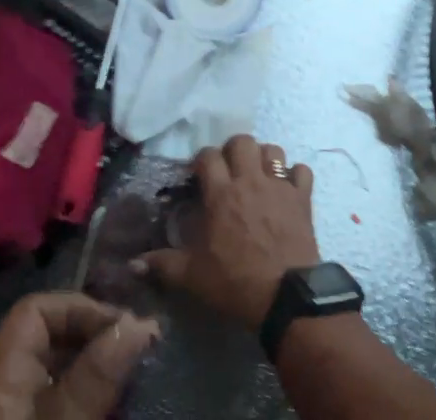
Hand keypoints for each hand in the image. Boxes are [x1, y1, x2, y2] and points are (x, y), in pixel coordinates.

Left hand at [0, 292, 160, 419]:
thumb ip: (95, 380)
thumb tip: (141, 322)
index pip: (35, 310)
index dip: (80, 306)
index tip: (123, 327)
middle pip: (45, 338)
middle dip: (95, 336)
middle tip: (138, 352)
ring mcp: (2, 416)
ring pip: (51, 372)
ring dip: (93, 368)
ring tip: (132, 378)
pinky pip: (48, 401)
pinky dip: (81, 398)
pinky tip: (111, 407)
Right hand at [136, 135, 319, 329]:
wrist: (285, 294)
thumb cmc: (235, 281)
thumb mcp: (192, 276)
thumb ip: (162, 264)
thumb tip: (132, 264)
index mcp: (221, 195)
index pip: (208, 156)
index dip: (201, 160)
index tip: (198, 175)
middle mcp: (250, 181)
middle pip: (242, 141)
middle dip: (233, 149)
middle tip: (228, 170)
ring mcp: (280, 186)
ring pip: (273, 150)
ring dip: (264, 157)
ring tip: (258, 174)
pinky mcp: (303, 197)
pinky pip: (302, 170)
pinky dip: (294, 174)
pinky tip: (287, 188)